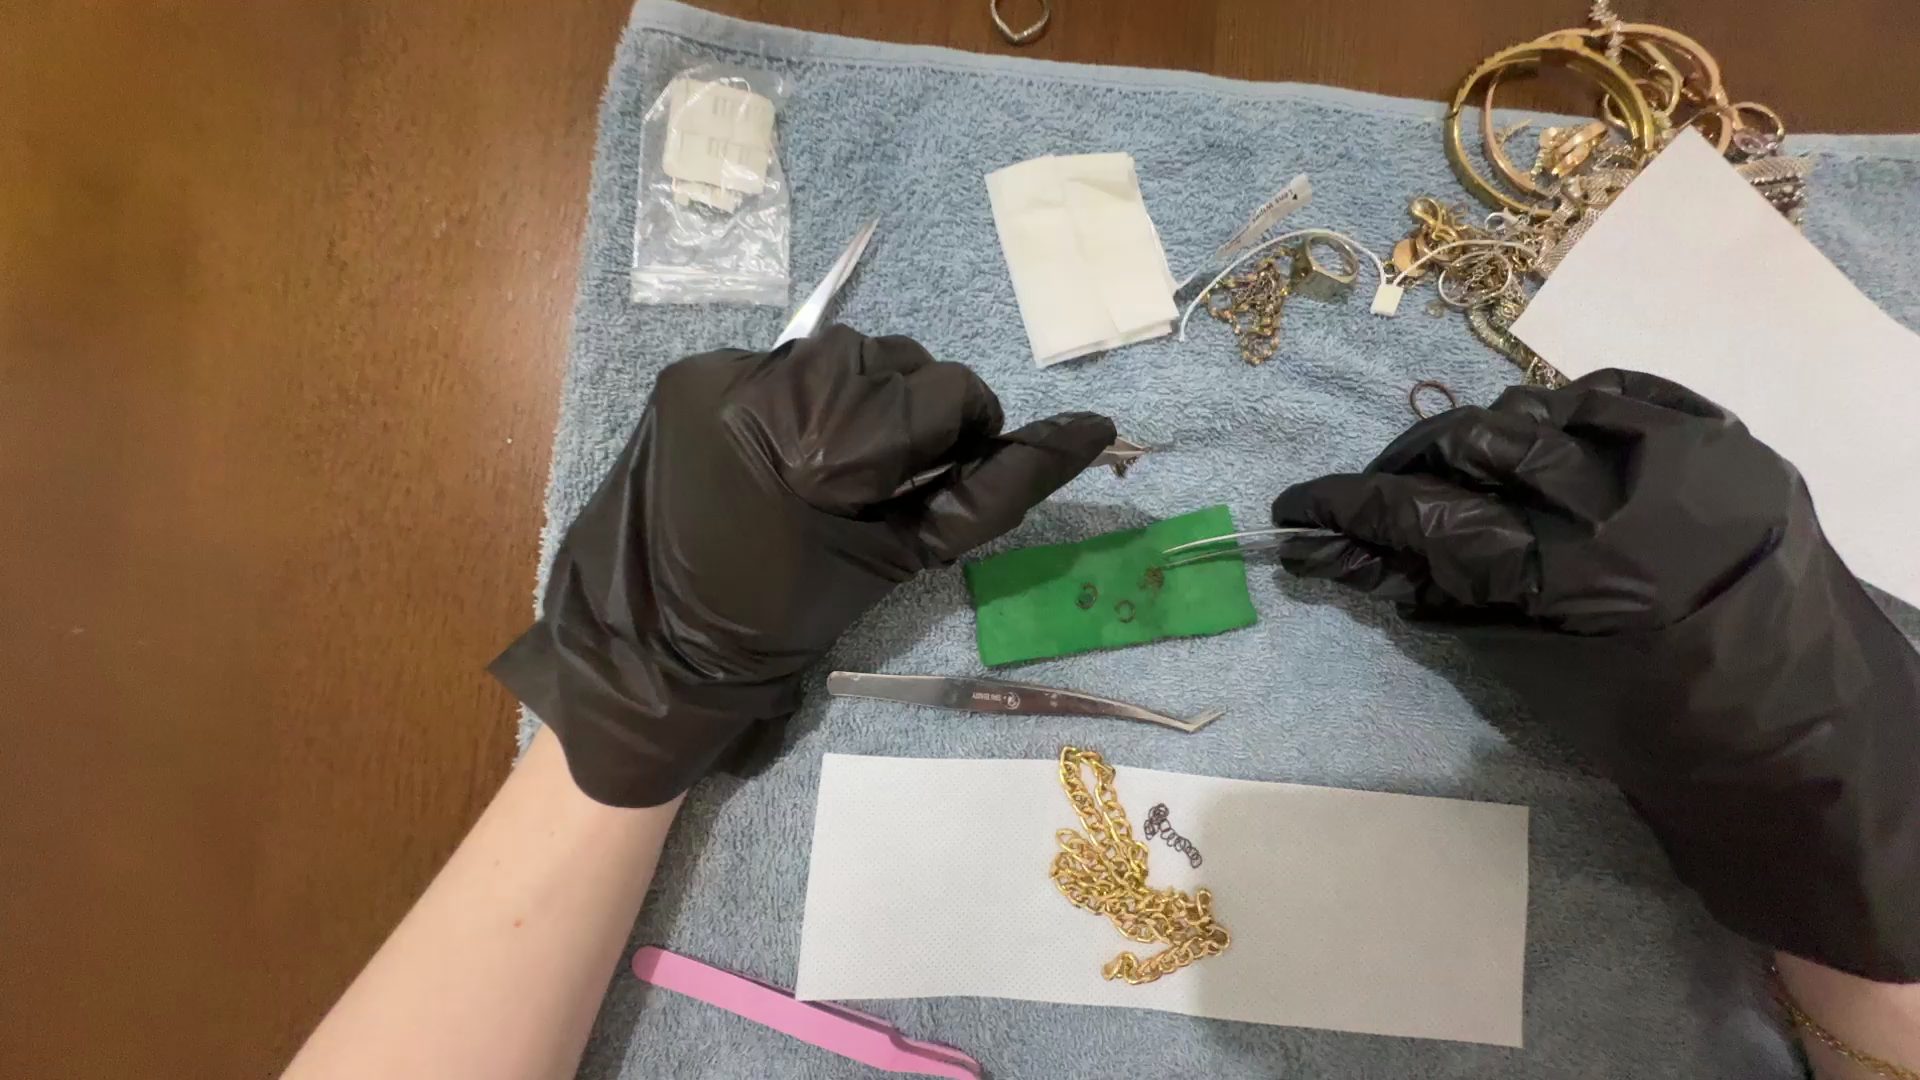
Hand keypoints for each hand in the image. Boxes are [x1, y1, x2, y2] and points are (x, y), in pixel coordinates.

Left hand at [491, 326, 1113, 807]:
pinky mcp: (684, 370)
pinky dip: (802, 397)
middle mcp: (763, 383)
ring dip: (858, 397)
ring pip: (838, 351)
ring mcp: (716, 369)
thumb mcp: (901, 556)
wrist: (659, 637)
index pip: (942, 385)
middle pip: (891, 357)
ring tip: (836, 461)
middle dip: (909, 409)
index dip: (965, 424)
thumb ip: (994, 492)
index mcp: (821, 443)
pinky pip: (780, 362)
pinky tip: (784, 448)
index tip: (945, 469)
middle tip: (886, 474)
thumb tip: (1091, 431)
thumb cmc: (788, 615)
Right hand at [1272, 369, 1919, 980]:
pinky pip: (1622, 389)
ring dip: (1477, 440)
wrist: (1811, 747)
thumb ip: (1434, 595)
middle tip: (1376, 494)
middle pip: (1472, 440)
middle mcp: (1636, 498)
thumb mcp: (1519, 665)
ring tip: (1460, 477)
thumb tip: (1348, 556)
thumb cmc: (1648, 732)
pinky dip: (1564, 409)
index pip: (1423, 515)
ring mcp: (1695, 457)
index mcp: (1577, 576)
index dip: (1347, 506)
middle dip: (1403, 463)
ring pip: (1536, 406)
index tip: (1295, 507)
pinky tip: (1541, 437)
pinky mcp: (1734, 441)